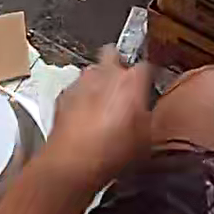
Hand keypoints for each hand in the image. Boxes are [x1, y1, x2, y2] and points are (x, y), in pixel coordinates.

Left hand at [41, 46, 153, 190]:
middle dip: (118, 63)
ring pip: (93, 70)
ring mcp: (82, 81)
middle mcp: (105, 74)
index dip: (148, 74)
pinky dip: (81, 96)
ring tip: (102, 103)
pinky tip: (84, 115)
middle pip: (113, 52)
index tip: (149, 83)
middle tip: (122, 83)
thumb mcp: (145, 138)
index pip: (146, 65)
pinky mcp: (64, 93)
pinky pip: (77, 87)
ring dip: (99, 81)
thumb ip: (147, 114)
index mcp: (131, 82)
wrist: (74, 160)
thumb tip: (145, 111)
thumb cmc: (112, 151)